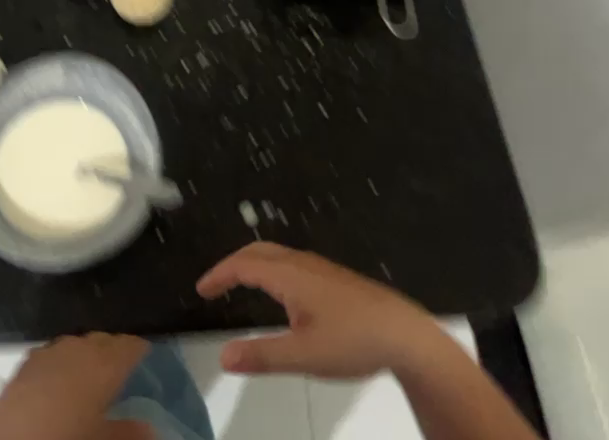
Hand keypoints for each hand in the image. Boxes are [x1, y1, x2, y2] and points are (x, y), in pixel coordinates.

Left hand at [0, 333, 150, 439]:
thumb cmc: (64, 438)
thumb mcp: (101, 439)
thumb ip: (128, 432)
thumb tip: (150, 428)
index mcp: (103, 364)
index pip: (130, 344)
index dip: (139, 349)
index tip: (147, 356)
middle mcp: (78, 349)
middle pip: (104, 339)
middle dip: (114, 350)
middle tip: (124, 369)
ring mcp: (49, 352)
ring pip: (78, 343)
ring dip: (88, 353)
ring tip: (94, 374)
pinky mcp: (26, 363)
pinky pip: (55, 352)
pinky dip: (65, 360)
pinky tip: (63, 379)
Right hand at [196, 243, 447, 378]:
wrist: (406, 335)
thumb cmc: (354, 341)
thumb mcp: (303, 355)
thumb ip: (262, 355)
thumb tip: (223, 356)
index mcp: (290, 275)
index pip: (244, 264)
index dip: (219, 275)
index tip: (201, 289)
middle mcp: (303, 264)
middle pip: (259, 251)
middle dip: (232, 263)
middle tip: (215, 284)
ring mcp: (321, 268)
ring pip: (277, 255)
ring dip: (253, 263)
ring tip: (240, 284)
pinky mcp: (335, 278)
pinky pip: (292, 262)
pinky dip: (271, 268)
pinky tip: (280, 293)